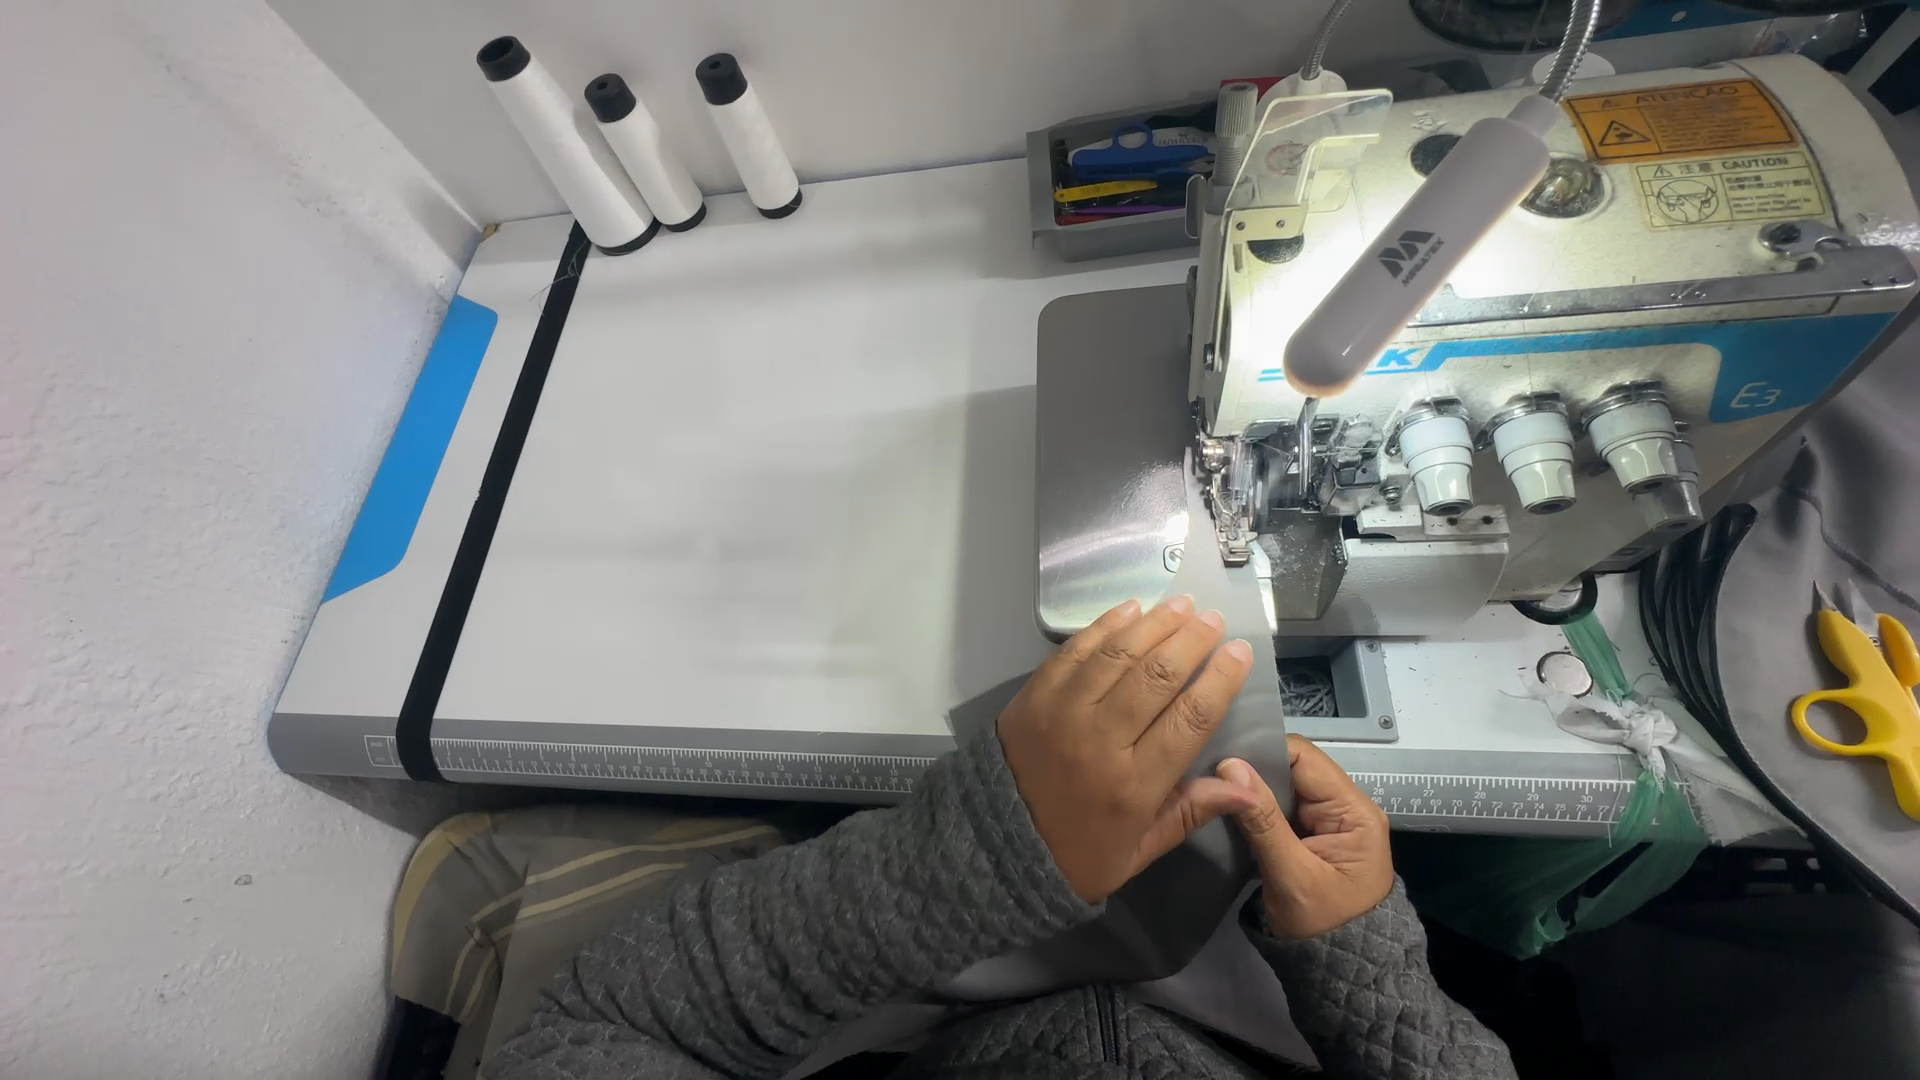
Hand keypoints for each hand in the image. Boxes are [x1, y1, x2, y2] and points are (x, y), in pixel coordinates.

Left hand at [998, 596, 1258, 902]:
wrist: (994, 843)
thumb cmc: (1076, 852)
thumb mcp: (1139, 850)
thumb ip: (1191, 810)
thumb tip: (1249, 786)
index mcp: (1133, 785)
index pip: (1190, 719)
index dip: (1220, 681)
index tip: (1240, 651)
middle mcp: (1100, 740)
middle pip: (1157, 677)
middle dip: (1190, 641)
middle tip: (1214, 619)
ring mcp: (1063, 711)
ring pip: (1117, 655)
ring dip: (1153, 624)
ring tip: (1181, 605)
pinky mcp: (1035, 694)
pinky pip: (1075, 651)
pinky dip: (1103, 626)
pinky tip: (1128, 610)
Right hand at [1219, 735, 1392, 938]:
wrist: (1341, 975)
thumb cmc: (1323, 927)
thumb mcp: (1291, 876)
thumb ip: (1262, 820)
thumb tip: (1230, 765)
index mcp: (1355, 811)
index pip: (1303, 758)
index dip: (1262, 751)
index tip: (1220, 757)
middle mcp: (1346, 805)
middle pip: (1292, 765)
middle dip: (1253, 765)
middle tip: (1208, 768)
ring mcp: (1329, 817)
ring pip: (1283, 782)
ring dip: (1251, 783)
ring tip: (1212, 781)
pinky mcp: (1311, 829)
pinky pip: (1279, 801)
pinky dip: (1254, 801)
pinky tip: (1227, 801)